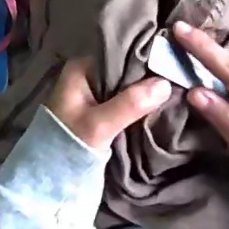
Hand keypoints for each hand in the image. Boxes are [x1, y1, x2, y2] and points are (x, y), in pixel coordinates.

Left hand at [47, 58, 172, 150]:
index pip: (119, 50)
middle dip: (148, 72)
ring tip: (175, 84)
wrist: (51, 178)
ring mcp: (95, 92)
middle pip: (125, 65)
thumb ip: (130, 103)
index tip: (170, 58)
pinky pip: (126, 97)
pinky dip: (141, 100)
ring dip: (146, 87)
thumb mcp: (99, 125)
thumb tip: (165, 84)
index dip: (145, 53)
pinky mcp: (102, 109)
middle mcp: (88, 74)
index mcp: (81, 68)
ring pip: (128, 82)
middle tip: (177, 73)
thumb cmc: (68, 145)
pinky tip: (160, 101)